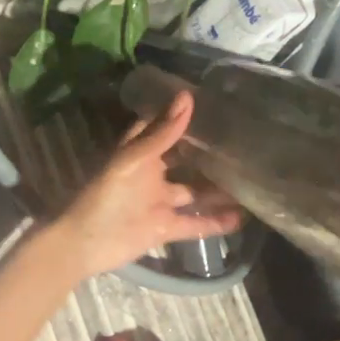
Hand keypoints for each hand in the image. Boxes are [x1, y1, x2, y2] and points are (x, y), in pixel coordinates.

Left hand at [54, 91, 243, 279]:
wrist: (85, 243)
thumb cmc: (105, 196)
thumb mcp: (133, 160)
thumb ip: (161, 133)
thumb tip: (187, 97)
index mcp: (138, 154)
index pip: (162, 129)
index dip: (182, 117)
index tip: (214, 104)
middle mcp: (151, 175)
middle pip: (184, 161)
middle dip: (208, 153)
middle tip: (245, 142)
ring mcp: (159, 202)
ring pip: (194, 192)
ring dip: (219, 189)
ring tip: (254, 179)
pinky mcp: (164, 228)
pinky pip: (195, 223)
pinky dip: (216, 222)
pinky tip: (244, 217)